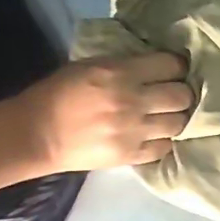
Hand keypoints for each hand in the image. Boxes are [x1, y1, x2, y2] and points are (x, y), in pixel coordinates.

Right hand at [17, 53, 193, 173]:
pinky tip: (156, 135)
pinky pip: (165, 148)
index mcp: (119, 73)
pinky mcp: (131, 155)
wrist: (37, 134)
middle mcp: (132, 101)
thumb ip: (126, 65)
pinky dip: (164, 140)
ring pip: (178, 123)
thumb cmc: (59, 94)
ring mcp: (134, 131)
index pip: (170, 65)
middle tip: (174, 93)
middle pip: (181, 96)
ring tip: (167, 115)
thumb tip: (157, 65)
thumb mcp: (91, 65)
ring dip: (176, 118)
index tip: (174, 69)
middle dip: (182, 92)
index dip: (176, 66)